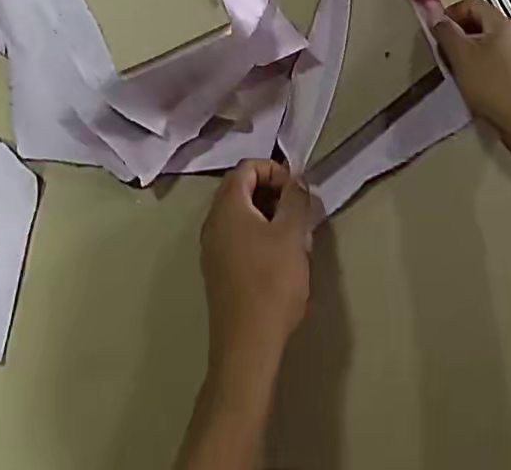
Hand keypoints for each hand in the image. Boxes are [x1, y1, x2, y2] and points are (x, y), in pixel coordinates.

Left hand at [199, 159, 317, 369]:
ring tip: (294, 229)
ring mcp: (212, 248)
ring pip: (239, 213)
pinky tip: (280, 253)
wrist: (248, 344)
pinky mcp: (218, 269)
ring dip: (267, 211)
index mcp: (227, 209)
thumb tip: (296, 182)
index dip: (274, 169)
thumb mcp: (292, 233)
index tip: (296, 188)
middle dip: (271, 189)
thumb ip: (296, 199)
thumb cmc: (272, 282)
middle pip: (239, 188)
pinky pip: (237, 234)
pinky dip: (258, 231)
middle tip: (298, 206)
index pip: (246, 168)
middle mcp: (213, 224)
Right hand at [431, 0, 510, 150]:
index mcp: (502, 23)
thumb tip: (437, 15)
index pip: (472, 4)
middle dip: (460, 34)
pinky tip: (480, 86)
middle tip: (445, 53)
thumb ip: (446, 32)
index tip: (437, 32)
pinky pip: (502, 61)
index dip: (450, 13)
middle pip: (482, 23)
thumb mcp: (461, 56)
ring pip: (491, 44)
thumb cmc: (492, 86)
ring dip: (472, 52)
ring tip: (460, 71)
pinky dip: (486, 66)